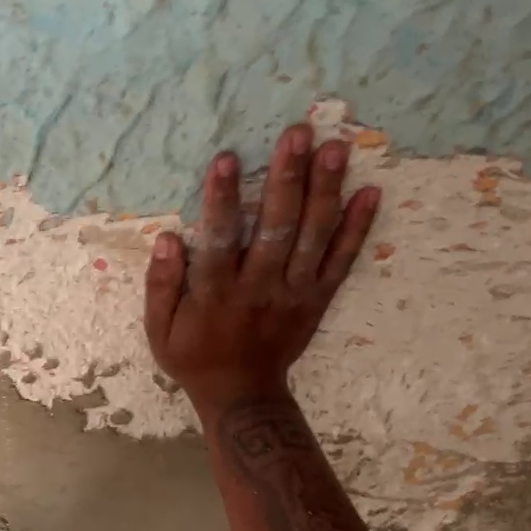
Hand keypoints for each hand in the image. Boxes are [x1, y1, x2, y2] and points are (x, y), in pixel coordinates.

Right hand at [145, 124, 380, 414]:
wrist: (241, 395)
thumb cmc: (194, 358)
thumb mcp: (159, 331)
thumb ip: (161, 286)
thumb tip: (167, 239)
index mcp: (215, 293)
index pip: (219, 238)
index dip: (221, 198)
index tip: (227, 158)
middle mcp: (258, 288)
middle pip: (275, 227)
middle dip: (286, 179)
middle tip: (298, 134)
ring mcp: (294, 292)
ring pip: (313, 236)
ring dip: (325, 191)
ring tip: (336, 148)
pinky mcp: (318, 298)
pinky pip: (342, 260)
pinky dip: (358, 228)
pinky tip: (371, 192)